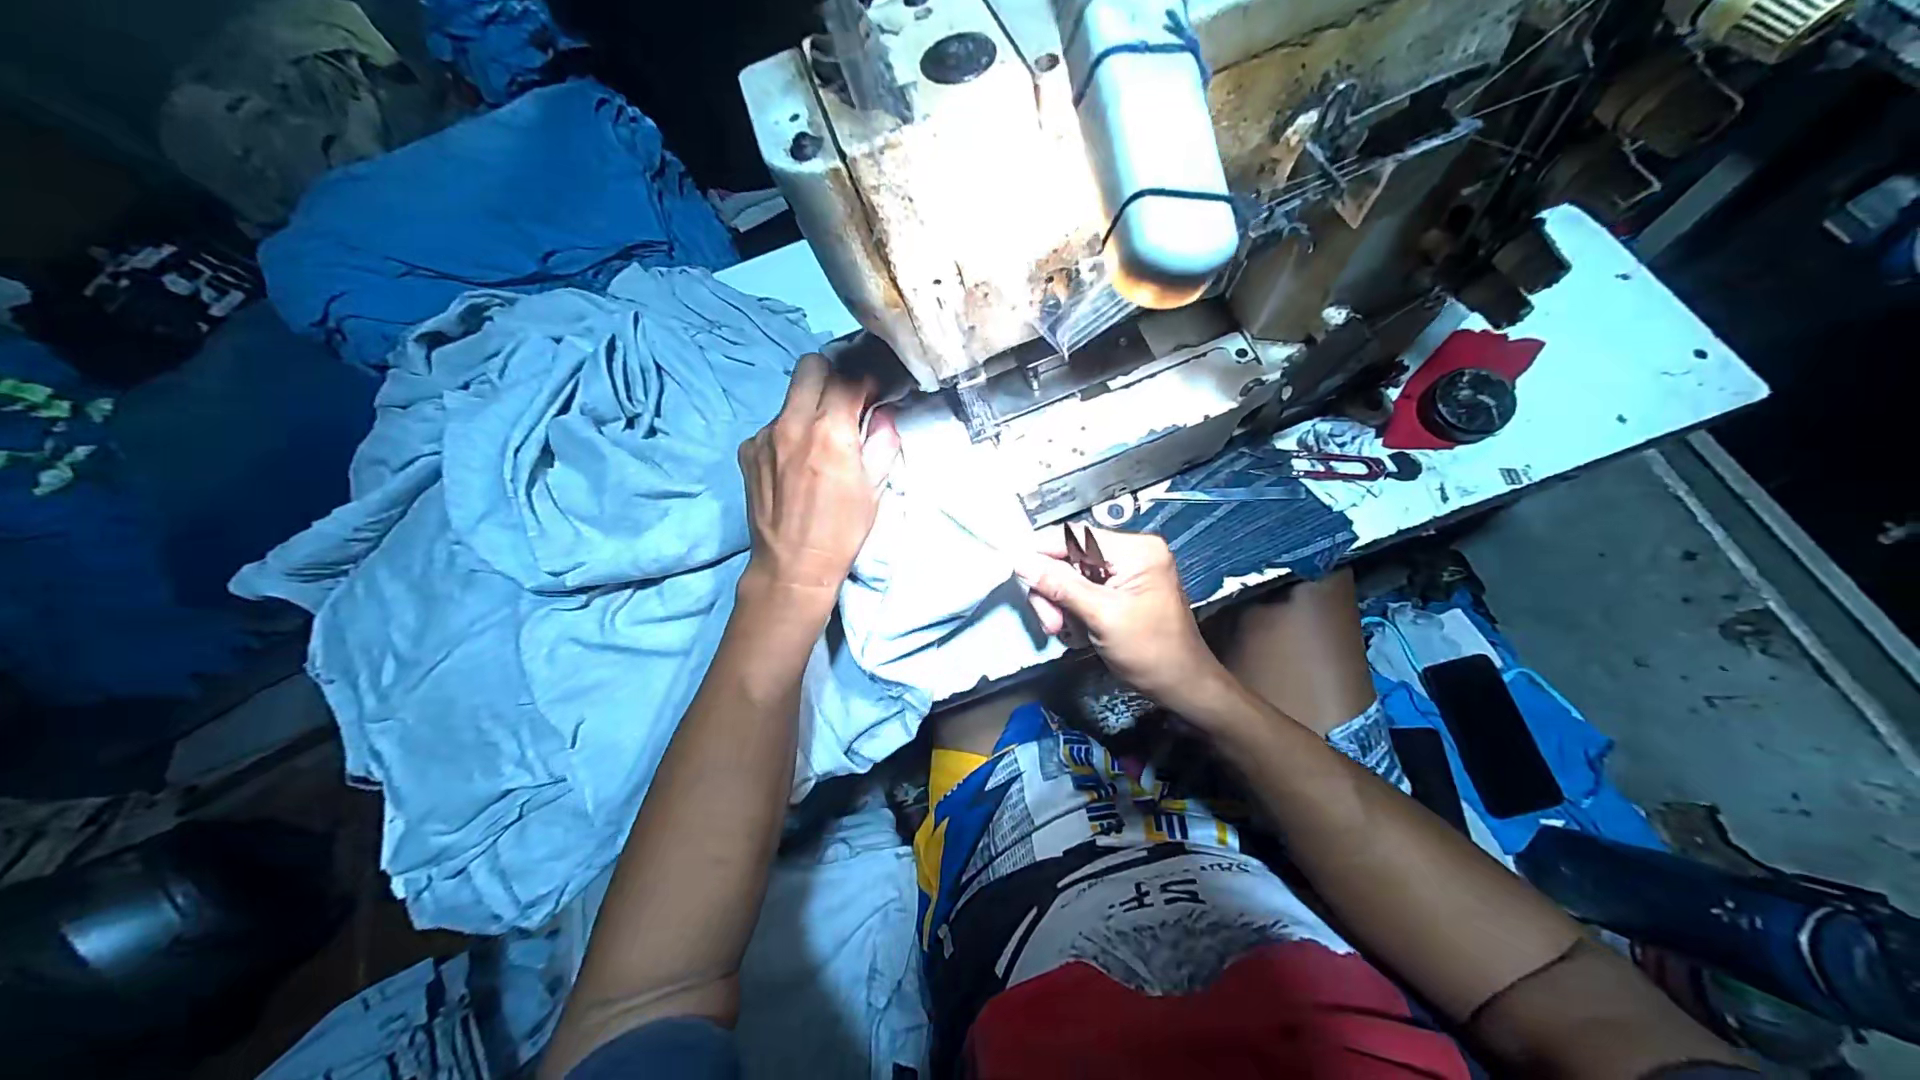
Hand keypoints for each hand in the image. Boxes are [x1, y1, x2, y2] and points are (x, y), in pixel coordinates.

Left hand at [738, 354, 899, 607]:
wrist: (792, 566)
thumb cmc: (841, 531)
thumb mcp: (875, 488)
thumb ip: (882, 441)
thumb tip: (882, 413)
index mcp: (830, 431)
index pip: (849, 377)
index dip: (866, 379)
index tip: (874, 392)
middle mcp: (792, 423)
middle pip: (812, 366)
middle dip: (833, 375)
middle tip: (845, 400)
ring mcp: (765, 435)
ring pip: (791, 396)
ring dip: (809, 404)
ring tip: (820, 438)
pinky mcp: (748, 450)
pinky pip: (773, 424)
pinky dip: (789, 431)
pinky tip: (796, 460)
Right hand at [1014, 527, 1233, 717]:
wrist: (1181, 685)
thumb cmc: (1149, 651)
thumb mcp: (1100, 616)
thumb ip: (1059, 585)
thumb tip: (1021, 561)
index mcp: (1136, 550)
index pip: (1075, 537)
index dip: (1043, 554)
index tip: (1019, 574)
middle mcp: (1131, 552)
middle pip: (1071, 557)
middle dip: (1054, 590)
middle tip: (1050, 623)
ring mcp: (1127, 571)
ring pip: (1072, 576)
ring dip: (1061, 605)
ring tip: (1063, 631)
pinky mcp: (1122, 589)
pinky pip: (1084, 590)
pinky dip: (1074, 610)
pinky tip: (1079, 631)